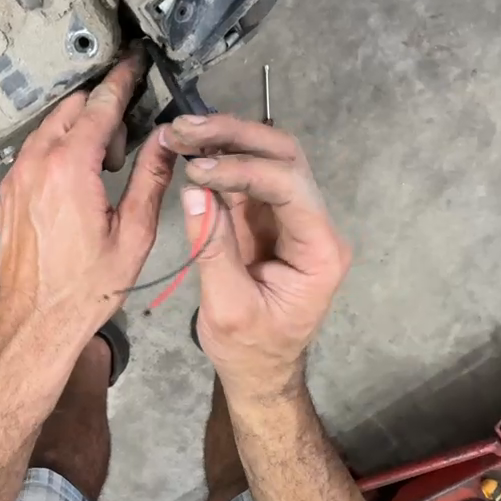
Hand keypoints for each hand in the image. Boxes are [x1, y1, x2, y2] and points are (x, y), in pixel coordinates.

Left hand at [0, 55, 175, 353]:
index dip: (121, 81)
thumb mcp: (134, 234)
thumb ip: (151, 178)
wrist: (36, 322)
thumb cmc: (85, 288)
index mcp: (70, 168)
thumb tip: (167, 141)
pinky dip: (57, 148)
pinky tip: (77, 178)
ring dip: (78, 129)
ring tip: (104, 165)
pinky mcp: (8, 193)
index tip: (133, 63)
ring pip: (49, 128)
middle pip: (71, 110)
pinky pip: (33, 151)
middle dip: (101, 110)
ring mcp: (16, 178)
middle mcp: (36, 164)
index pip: (99, 106)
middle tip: (127, 139)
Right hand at [163, 115, 350, 399]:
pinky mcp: (266, 218)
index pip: (290, 187)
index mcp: (319, 250)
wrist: (259, 371)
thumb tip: (194, 191)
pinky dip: (218, 159)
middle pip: (286, 158)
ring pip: (268, 157)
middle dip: (236, 137)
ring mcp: (291, 217)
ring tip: (181, 132)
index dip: (245, 169)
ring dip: (225, 140)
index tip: (198, 170)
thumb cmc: (249, 349)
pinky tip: (189, 148)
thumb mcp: (227, 306)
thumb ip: (213, 247)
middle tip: (186, 129)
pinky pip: (248, 176)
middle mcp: (314, 225)